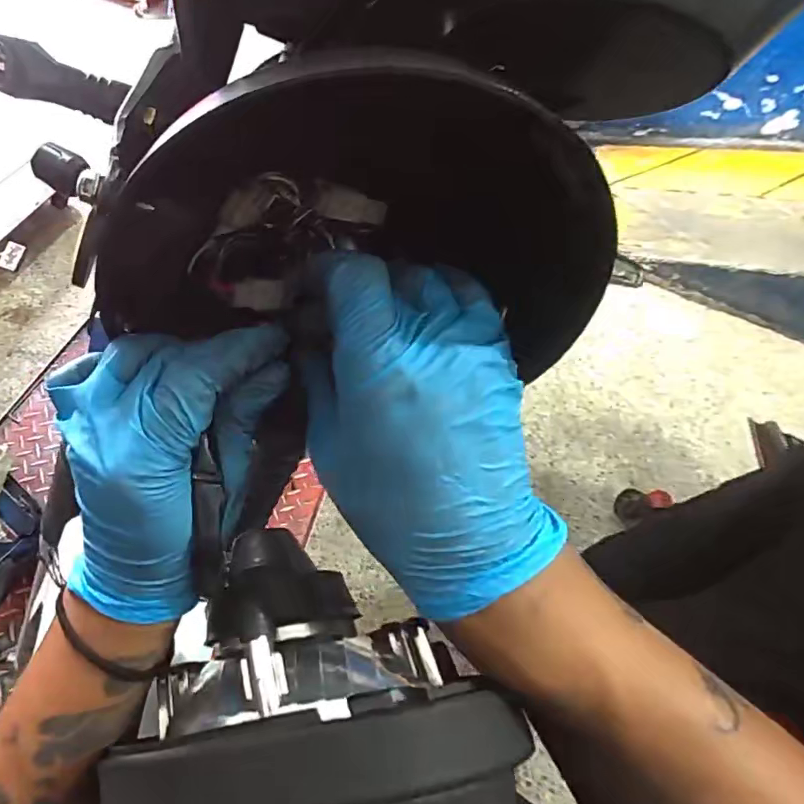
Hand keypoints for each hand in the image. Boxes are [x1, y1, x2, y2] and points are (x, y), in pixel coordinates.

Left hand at [48, 326, 289, 623]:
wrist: (129, 569)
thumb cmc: (184, 539)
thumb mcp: (224, 484)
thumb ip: (239, 419)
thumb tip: (271, 368)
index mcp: (140, 452)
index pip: (191, 378)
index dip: (234, 352)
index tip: (270, 338)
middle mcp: (101, 427)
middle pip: (159, 358)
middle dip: (209, 350)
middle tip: (244, 353)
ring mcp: (78, 420)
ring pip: (125, 353)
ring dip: (168, 351)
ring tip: (198, 362)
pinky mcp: (70, 419)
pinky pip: (84, 368)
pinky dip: (116, 362)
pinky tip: (141, 369)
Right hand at [301, 253, 564, 619]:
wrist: (466, 534)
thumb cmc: (381, 494)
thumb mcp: (326, 436)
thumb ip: (316, 374)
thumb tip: (306, 336)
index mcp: (377, 358)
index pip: (356, 275)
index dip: (325, 269)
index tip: (307, 284)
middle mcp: (429, 337)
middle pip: (391, 272)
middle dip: (354, 282)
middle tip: (333, 307)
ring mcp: (471, 342)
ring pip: (432, 277)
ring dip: (396, 285)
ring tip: (377, 311)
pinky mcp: (497, 354)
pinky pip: (470, 298)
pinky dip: (440, 292)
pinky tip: (420, 314)